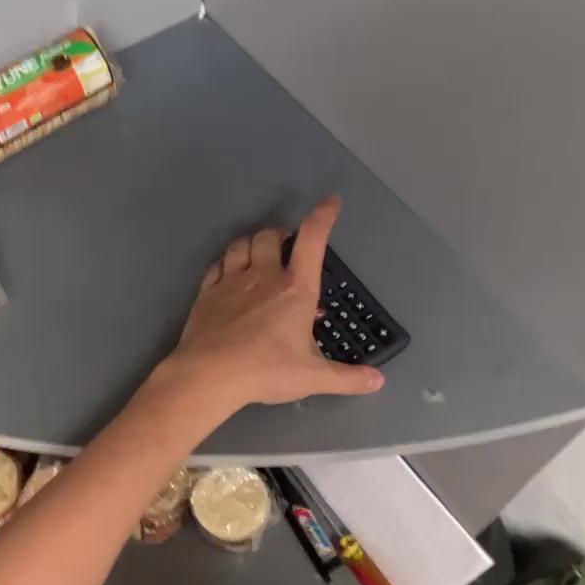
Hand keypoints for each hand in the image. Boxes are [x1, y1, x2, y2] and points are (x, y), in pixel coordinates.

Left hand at [164, 196, 383, 408]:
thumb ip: (346, 378)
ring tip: (257, 252)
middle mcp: (263, 277)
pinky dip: (226, 262)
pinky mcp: (206, 294)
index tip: (331, 202)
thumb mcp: (312, 377)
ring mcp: (231, 282)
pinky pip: (217, 265)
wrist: (209, 376)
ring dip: (251, 242)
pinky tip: (228, 271)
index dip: (323, 216)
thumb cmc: (266, 371)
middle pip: (269, 236)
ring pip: (240, 245)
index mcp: (295, 289)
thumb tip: (378, 381)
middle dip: (280, 234)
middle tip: (286, 245)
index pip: (312, 240)